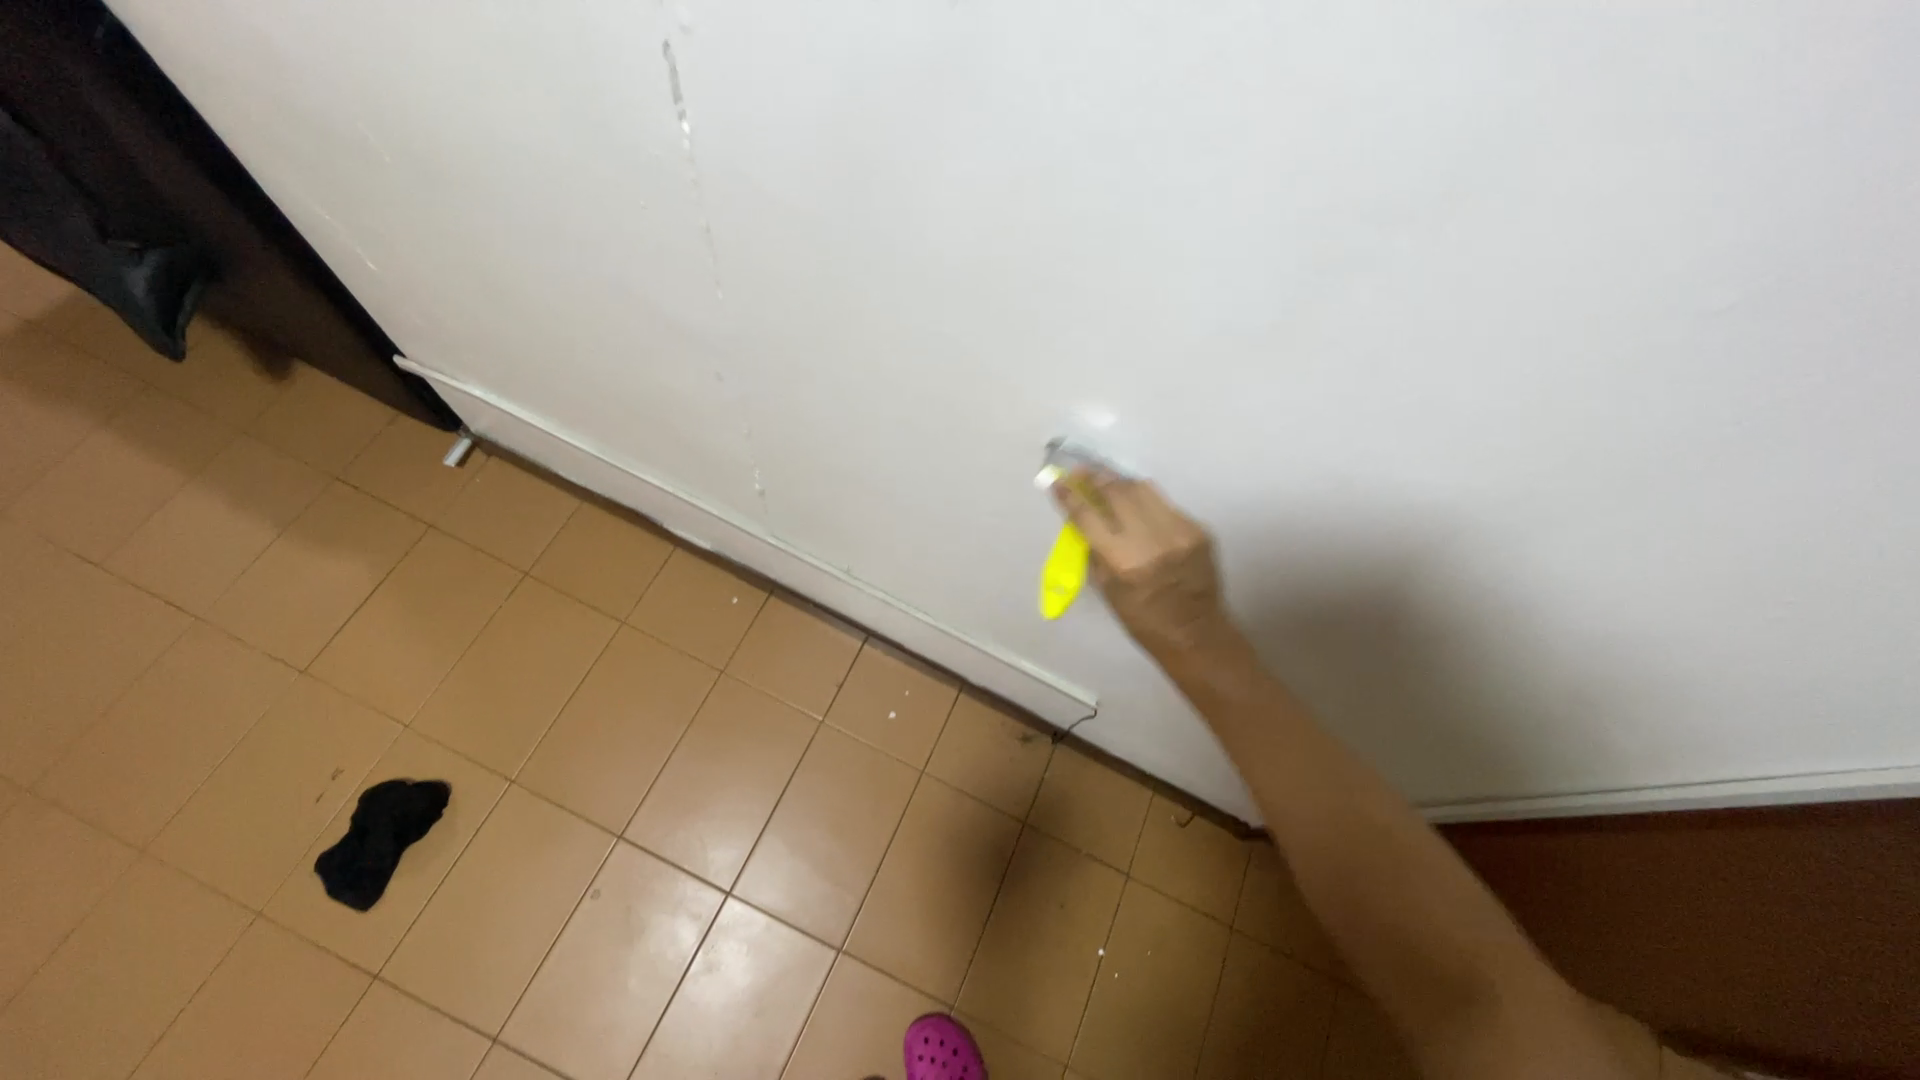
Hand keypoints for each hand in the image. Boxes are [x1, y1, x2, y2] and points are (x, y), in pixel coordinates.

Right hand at [1053, 468, 1228, 655]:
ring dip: (1122, 483)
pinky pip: (1166, 505)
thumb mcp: (1108, 590)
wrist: (1197, 633)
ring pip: (1144, 489)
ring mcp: (1180, 532)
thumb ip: (1094, 551)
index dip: (1070, 496)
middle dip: (1096, 478)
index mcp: (1124, 562)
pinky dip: (1147, 503)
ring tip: (1108, 480)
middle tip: (1082, 470)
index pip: (1089, 517)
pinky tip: (1140, 509)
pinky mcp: (1198, 530)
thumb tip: (1082, 518)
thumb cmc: (1142, 620)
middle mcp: (1153, 541)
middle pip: (1118, 492)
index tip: (1058, 481)